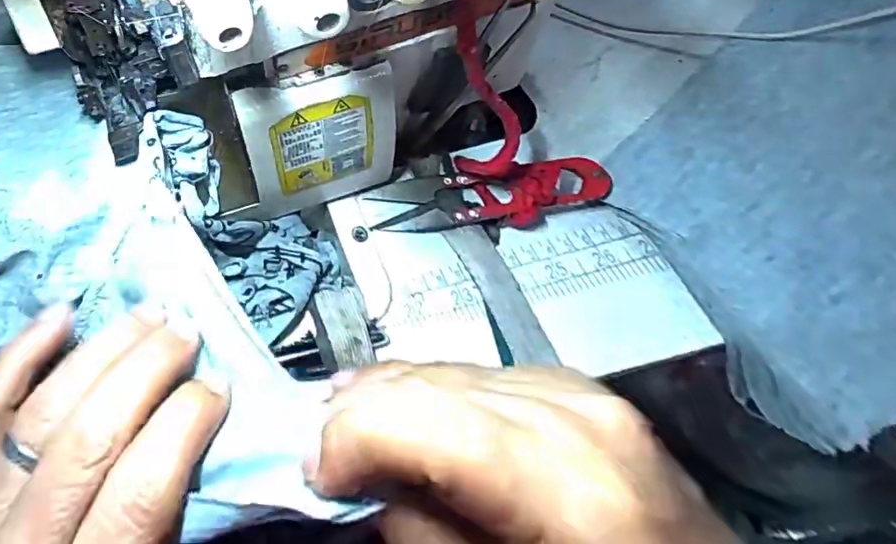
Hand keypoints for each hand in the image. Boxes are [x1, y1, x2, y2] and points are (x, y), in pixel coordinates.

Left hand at [0, 303, 231, 543]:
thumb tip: (199, 447)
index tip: (216, 389)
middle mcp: (20, 536)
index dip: (180, 430)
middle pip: (89, 435)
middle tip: (187, 331)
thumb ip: (162, 534)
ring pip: (45, 407)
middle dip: (146, 372)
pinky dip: (23, 352)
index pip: (136, 494)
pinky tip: (62, 315)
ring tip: (146, 313)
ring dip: (101, 350)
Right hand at [308, 363, 733, 543]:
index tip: (314, 476)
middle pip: (422, 383)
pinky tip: (407, 404)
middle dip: (357, 416)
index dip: (347, 439)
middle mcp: (572, 413)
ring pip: (441, 367)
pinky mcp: (581, 388)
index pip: (414, 417)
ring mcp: (581, 392)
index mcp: (566, 481)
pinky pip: (477, 372)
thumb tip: (364, 485)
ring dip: (386, 395)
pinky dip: (430, 387)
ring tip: (347, 422)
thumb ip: (425, 532)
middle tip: (321, 455)